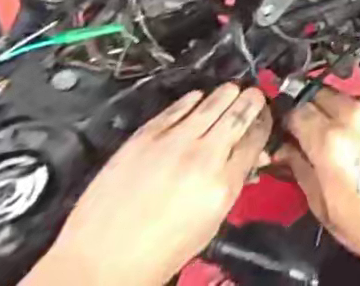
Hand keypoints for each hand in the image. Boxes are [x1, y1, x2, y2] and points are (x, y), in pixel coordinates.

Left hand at [23, 85, 271, 285]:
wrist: (94, 265)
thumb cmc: (155, 254)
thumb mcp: (209, 224)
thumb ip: (234, 182)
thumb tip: (253, 154)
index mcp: (223, 183)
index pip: (259, 133)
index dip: (265, 121)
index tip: (263, 118)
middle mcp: (203, 156)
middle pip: (243, 107)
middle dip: (253, 100)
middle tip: (252, 101)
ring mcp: (173, 141)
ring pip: (218, 96)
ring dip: (229, 94)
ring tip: (229, 97)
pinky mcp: (146, 135)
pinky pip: (183, 102)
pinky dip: (196, 100)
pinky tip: (197, 106)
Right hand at [277, 89, 359, 277]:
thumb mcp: (322, 204)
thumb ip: (299, 168)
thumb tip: (283, 150)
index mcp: (330, 141)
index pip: (295, 109)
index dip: (284, 119)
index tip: (281, 129)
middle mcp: (354, 115)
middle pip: (316, 93)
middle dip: (305, 109)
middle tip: (301, 130)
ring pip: (339, 95)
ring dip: (329, 109)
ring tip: (330, 136)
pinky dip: (353, 112)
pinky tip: (356, 134)